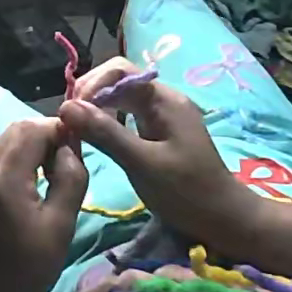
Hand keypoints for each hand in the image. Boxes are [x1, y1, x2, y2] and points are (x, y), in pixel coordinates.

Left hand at [0, 118, 87, 291]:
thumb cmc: (29, 269)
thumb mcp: (61, 224)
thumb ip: (69, 178)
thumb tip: (69, 148)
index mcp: (3, 178)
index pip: (32, 129)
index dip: (59, 129)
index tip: (80, 146)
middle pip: (16, 131)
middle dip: (45, 136)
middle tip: (68, 161)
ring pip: (5, 143)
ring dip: (31, 148)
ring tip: (54, 175)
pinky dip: (18, 162)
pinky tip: (33, 186)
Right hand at [59, 60, 260, 243]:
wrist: (225, 220)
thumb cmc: (187, 193)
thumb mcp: (142, 164)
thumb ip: (105, 133)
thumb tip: (66, 107)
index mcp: (164, 99)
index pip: (119, 71)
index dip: (91, 85)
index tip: (71, 113)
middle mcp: (162, 99)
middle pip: (117, 79)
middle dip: (89, 94)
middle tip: (68, 121)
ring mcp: (160, 114)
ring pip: (119, 97)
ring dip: (95, 107)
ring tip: (76, 128)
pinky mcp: (157, 130)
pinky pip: (125, 113)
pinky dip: (106, 119)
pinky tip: (94, 135)